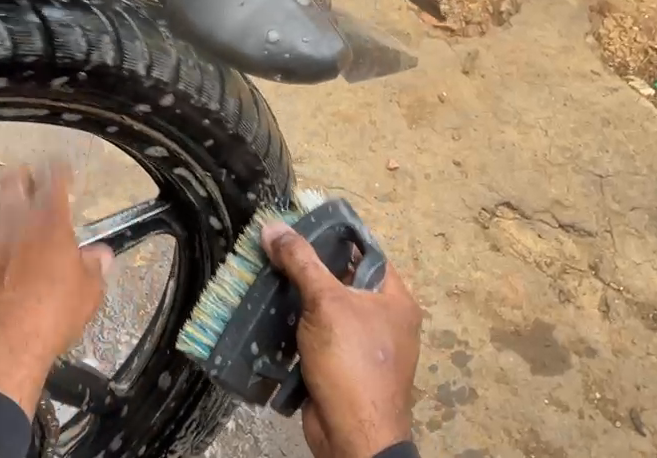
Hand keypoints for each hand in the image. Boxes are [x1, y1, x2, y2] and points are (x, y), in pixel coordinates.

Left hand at [0, 165, 113, 415]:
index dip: (60, 171)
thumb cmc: (50, 317)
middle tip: (28, 187)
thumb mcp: (87, 294)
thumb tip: (101, 253)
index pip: (55, 176)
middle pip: (14, 178)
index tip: (62, 174)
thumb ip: (94, 266)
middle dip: (23, 178)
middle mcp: (13, 214)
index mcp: (49, 218)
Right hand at [263, 223, 421, 457]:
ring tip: (262, 269)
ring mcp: (361, 343)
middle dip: (306, 263)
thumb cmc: (352, 362)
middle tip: (272, 244)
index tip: (296, 220)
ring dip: (295, 293)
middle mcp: (382, 317)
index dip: (331, 233)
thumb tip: (272, 226)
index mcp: (394, 298)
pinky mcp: (339, 364)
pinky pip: (315, 331)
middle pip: (340, 276)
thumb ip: (300, 261)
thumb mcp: (326, 302)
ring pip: (324, 305)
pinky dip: (294, 320)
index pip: (363, 250)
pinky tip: (267, 307)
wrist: (353, 438)